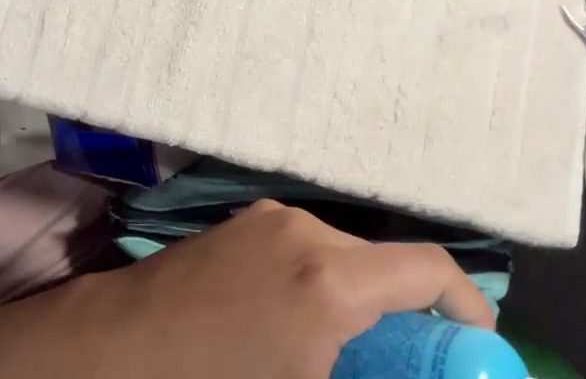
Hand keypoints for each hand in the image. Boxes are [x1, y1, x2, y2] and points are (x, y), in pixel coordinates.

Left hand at [74, 200, 494, 378]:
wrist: (111, 350)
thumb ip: (369, 373)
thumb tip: (377, 362)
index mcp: (328, 277)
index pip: (430, 269)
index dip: (468, 310)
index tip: (474, 354)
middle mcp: (301, 230)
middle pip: (386, 267)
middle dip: (409, 320)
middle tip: (406, 370)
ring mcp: (263, 221)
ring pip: (343, 259)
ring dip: (362, 305)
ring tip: (347, 358)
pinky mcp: (235, 226)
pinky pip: (303, 252)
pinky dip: (322, 288)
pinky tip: (297, 335)